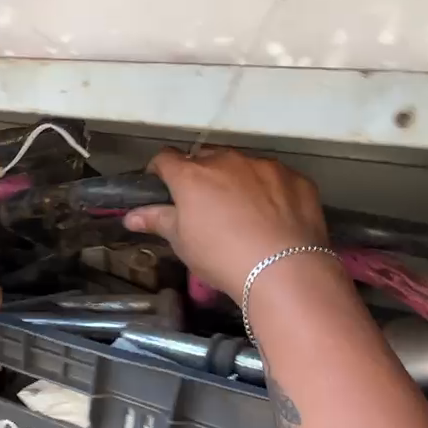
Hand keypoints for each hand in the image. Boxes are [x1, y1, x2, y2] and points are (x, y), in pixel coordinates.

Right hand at [125, 148, 328, 296]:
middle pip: (206, 158)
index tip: (163, 187)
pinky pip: (276, 178)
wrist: (283, 270)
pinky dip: (270, 190)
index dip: (161, 170)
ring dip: (237, 180)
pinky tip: (273, 218)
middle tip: (204, 205)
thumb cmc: (221, 257)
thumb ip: (157, 221)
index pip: (166, 158)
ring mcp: (266, 166)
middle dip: (201, 175)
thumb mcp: (182, 243)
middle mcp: (227, 161)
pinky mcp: (296, 178)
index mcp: (192, 176)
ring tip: (243, 212)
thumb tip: (130, 216)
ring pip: (243, 165)